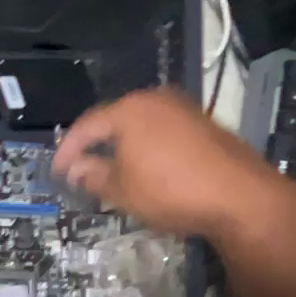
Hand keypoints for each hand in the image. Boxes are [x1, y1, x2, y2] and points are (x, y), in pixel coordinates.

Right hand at [53, 88, 295, 243]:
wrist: (239, 196)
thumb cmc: (170, 191)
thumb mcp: (122, 190)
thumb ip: (93, 176)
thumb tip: (75, 169)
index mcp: (129, 110)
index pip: (86, 125)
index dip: (68, 150)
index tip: (56, 171)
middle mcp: (155, 100)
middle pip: (114, 120)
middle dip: (96, 146)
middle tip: (81, 170)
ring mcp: (184, 109)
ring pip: (140, 125)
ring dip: (122, 147)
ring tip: (111, 173)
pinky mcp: (204, 124)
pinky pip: (162, 132)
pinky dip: (147, 148)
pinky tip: (146, 170)